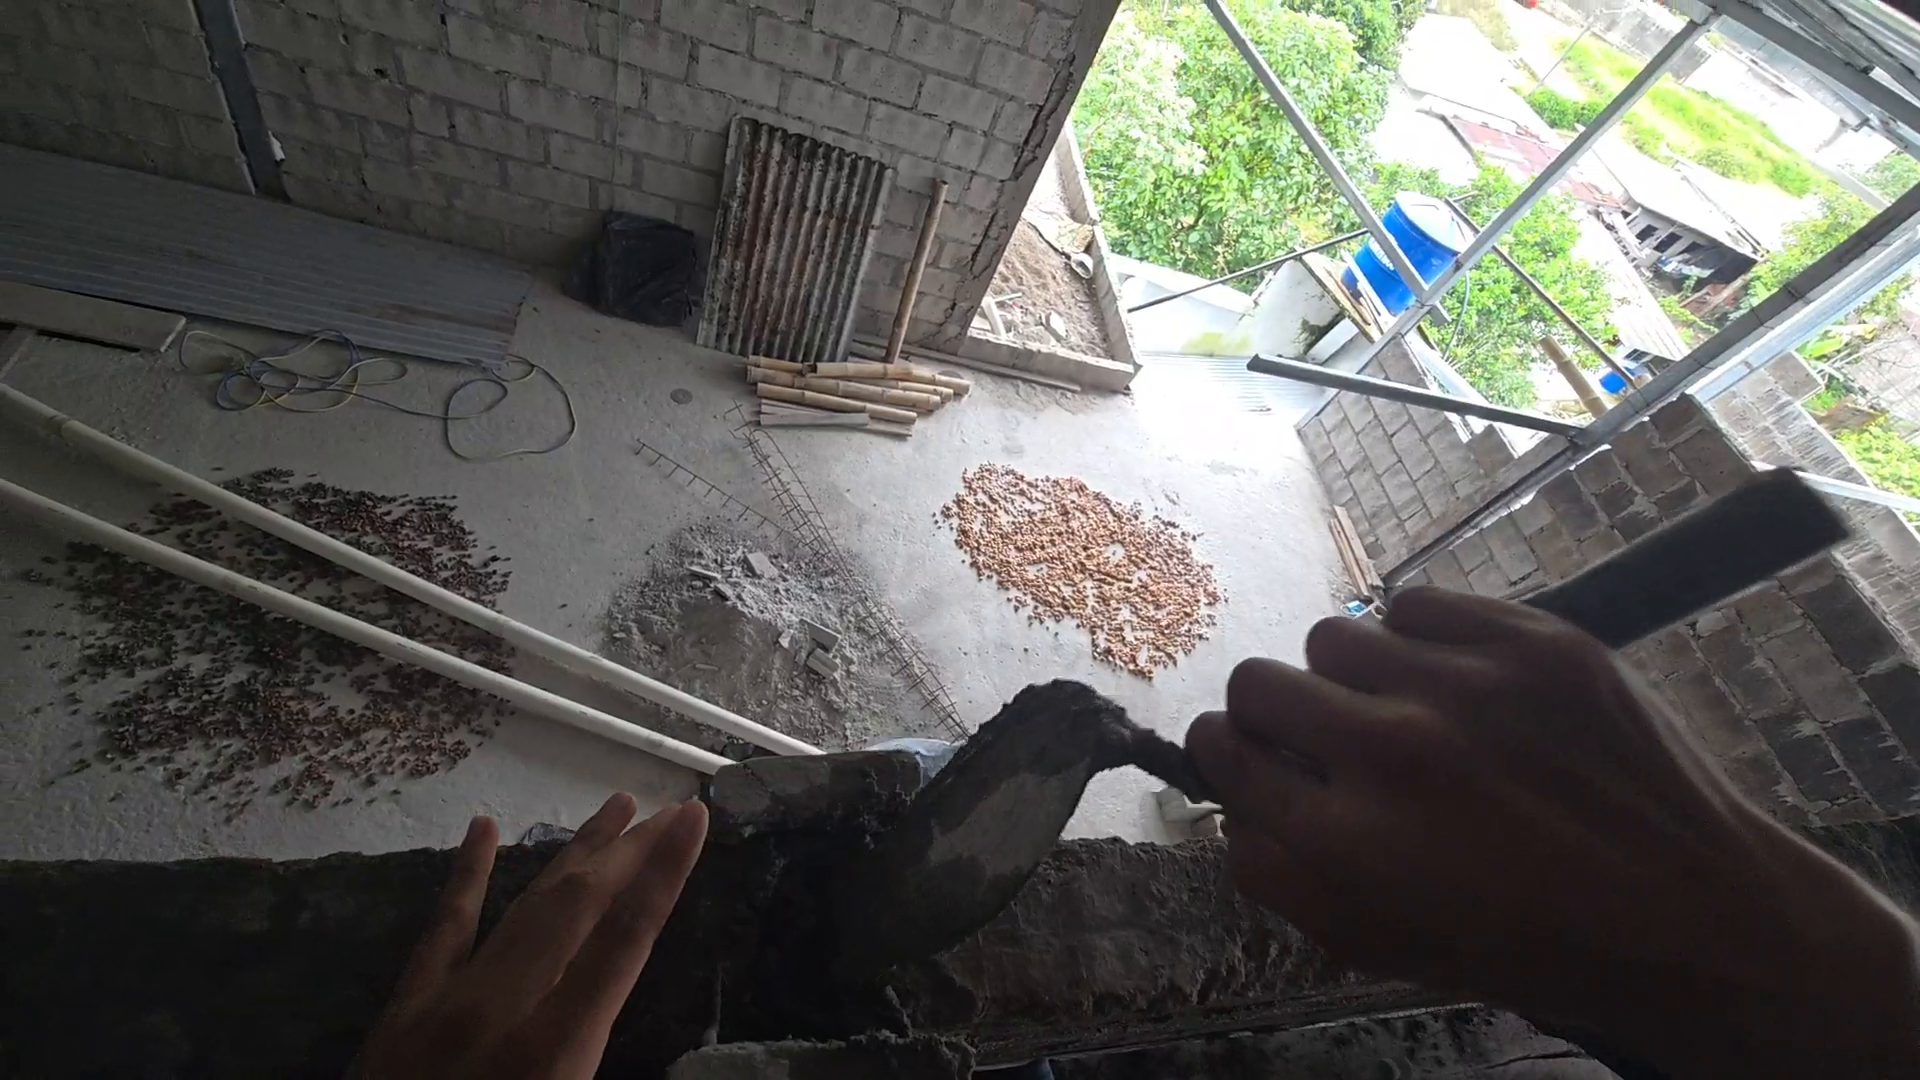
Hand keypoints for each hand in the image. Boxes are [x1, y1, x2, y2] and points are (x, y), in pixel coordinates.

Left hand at [349, 794, 708, 1079]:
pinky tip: (483, 827)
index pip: (625, 938)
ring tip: (619, 803)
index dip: (666, 871)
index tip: (695, 818)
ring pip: (528, 902)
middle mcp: (503, 1010)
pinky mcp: (403, 1009)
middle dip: (633, 848)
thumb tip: (628, 973)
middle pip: (582, 904)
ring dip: (579, 848)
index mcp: (553, 1049)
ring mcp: (447, 1002)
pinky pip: (444, 928)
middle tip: (671, 807)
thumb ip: (597, 1048)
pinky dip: (467, 874)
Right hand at [1187, 587, 1919, 1078]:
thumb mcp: (1370, 939)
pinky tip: (1449, 680)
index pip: (1223, 751)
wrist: (1704, 924)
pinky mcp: (1535, 643)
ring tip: (1394, 705)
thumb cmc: (1517, 943)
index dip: (1216, 747)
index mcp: (1351, 838)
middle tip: (1311, 730)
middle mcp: (1397, 751)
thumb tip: (1227, 797)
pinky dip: (1413, 640)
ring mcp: (1470, 686)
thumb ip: (1269, 870)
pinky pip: (1412, 604)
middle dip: (1265, 710)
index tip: (1235, 747)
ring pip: (1331, 636)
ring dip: (1346, 677)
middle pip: (1256, 681)